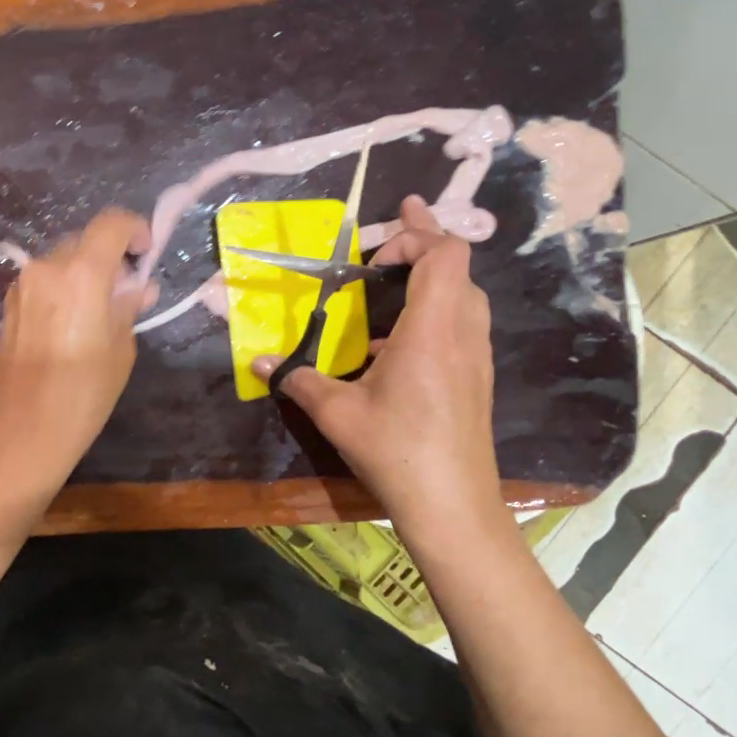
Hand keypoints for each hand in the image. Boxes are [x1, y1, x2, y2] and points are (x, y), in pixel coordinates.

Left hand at [0, 208, 154, 485]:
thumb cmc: (83, 393)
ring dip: (82, 274)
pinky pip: (41, 285)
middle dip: (107, 258)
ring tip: (99, 312)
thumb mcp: (120, 349)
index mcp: (81, 273)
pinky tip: (71, 325)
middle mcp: (46, 269)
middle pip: (82, 243)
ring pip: (59, 263)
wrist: (24, 430)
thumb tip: (138, 288)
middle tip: (126, 291)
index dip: (134, 230)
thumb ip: (127, 308)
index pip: (111, 224)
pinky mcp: (7, 309)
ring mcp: (21, 288)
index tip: (146, 253)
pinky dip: (61, 291)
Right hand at [251, 195, 500, 531]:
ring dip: (430, 279)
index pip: (445, 255)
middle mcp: (463, 333)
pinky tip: (393, 343)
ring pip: (464, 296)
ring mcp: (475, 356)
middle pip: (459, 268)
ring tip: (391, 282)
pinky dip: (434, 311)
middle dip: (423, 244)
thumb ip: (299, 380)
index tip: (376, 250)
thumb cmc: (394, 448)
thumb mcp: (336, 413)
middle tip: (388, 236)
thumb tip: (261, 362)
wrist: (450, 500)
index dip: (416, 236)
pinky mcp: (475, 378)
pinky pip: (461, 324)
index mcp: (432, 330)